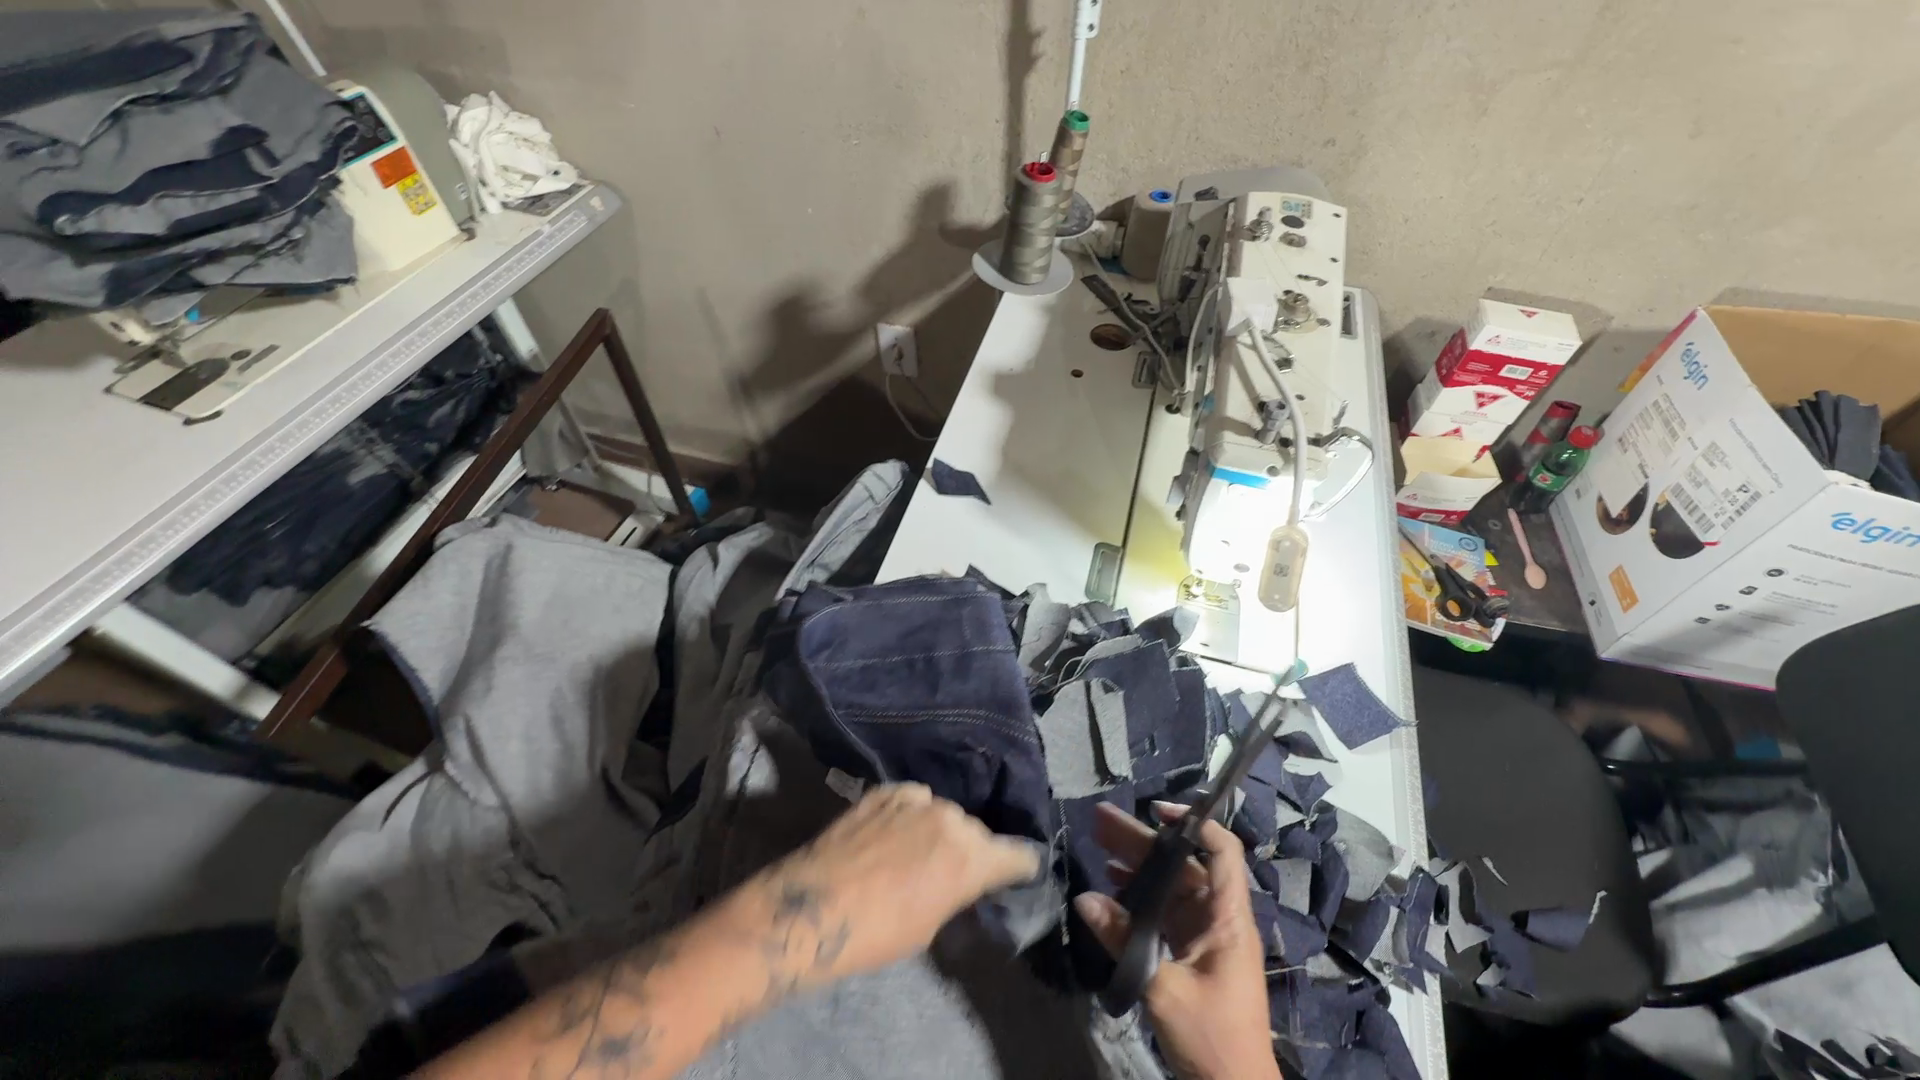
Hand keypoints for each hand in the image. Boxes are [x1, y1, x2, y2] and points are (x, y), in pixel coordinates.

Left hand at [736, 783, 1041, 992]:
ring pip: (944, 813)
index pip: (1019, 855)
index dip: (1021, 868)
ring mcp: (916, 800)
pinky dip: (911, 814)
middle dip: (973, 851)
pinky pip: (913, 799)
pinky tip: (895, 832)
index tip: (1016, 875)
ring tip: (918, 852)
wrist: (811, 909)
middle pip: (978, 832)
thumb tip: (964, 886)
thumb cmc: (876, 933)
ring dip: (939, 830)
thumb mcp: (930, 926)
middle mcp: (951, 820)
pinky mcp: (884, 792)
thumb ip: (956, 894)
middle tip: (953, 873)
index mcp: (972, 858)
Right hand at [1074, 802, 1278, 1079]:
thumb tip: (1085, 900)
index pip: (1222, 853)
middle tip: (1102, 820)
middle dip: (1144, 842)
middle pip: (1184, 866)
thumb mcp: (1163, 989)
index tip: (1156, 810)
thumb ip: (1124, 941)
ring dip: (1138, 867)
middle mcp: (1218, 919)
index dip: (1195, 824)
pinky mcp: (1190, 955)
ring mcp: (1204, 936)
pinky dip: (1139, 898)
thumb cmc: (1212, 1036)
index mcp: (1228, 918)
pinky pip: (1164, 914)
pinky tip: (1110, 888)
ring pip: (1170, 888)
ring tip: (1099, 845)